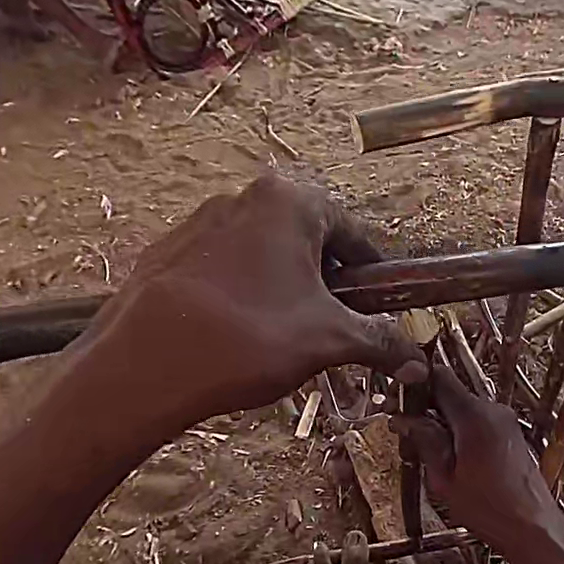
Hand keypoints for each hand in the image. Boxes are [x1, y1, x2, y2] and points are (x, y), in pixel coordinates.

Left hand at [76, 176, 428, 432]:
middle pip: (305, 242)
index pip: (352, 233)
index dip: (371, 273)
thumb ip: (379, 342)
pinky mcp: (167, 255)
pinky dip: (241, 296)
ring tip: (282, 339)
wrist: (145, 365)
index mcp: (288, 201)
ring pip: (261, 257)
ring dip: (283, 290)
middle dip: (324, 285)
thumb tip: (417, 363)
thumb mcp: (329, 340)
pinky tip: (236, 336)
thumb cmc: (249, 337)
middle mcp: (240, 199)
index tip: (377, 306)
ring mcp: (197, 225)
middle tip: (330, 328)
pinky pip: (222, 271)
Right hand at [392, 366, 563, 563]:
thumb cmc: (491, 510)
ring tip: (423, 447)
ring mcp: (504, 420)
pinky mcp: (509, 432)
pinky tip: (448, 455)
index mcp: (474, 417)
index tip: (397, 398)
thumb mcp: (444, 479)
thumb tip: (403, 419)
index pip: (439, 377)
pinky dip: (457, 429)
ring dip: (440, 420)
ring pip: (461, 407)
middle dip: (423, 406)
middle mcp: (492, 411)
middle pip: (449, 392)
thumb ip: (424, 441)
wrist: (533, 529)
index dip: (413, 382)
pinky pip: (476, 419)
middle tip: (403, 426)